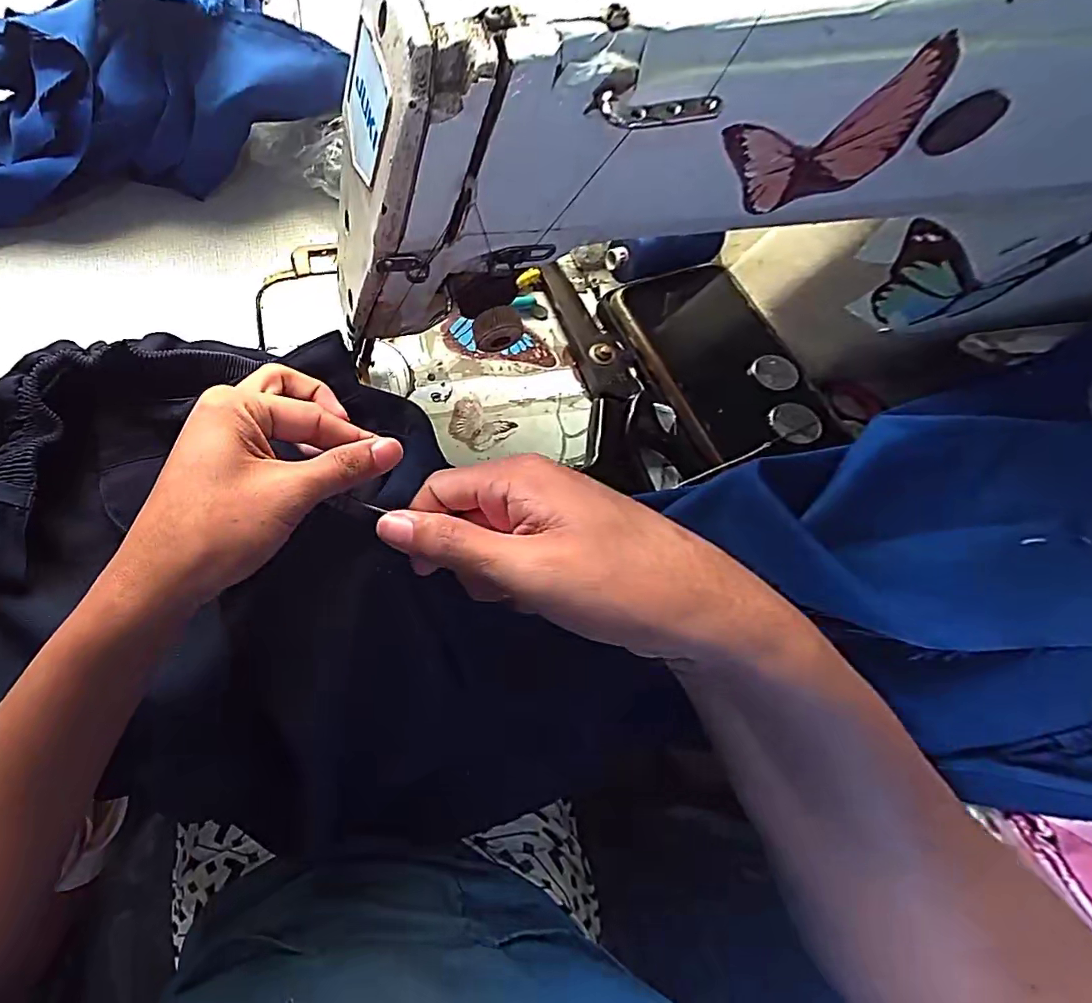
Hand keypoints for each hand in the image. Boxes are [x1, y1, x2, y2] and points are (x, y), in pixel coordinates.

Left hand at [109, 364, 403, 610]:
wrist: (162, 578)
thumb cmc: (209, 533)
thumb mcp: (289, 494)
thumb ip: (341, 467)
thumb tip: (385, 449)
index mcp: (232, 405)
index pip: (309, 411)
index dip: (350, 435)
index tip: (382, 453)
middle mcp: (219, 413)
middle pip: (287, 394)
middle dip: (324, 415)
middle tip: (353, 442)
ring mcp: (214, 439)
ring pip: (274, 420)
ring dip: (307, 436)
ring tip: (336, 462)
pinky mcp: (216, 465)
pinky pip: (261, 444)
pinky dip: (288, 453)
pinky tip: (307, 477)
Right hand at [373, 453, 813, 666]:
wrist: (706, 613)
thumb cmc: (613, 586)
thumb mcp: (521, 569)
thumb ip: (450, 545)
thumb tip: (385, 523)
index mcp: (516, 478)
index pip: (437, 488)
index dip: (420, 529)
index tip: (424, 573)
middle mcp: (530, 484)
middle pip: (461, 512)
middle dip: (461, 554)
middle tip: (490, 589)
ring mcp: (550, 510)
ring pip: (487, 535)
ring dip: (488, 570)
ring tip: (520, 595)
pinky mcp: (565, 535)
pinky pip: (516, 548)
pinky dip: (515, 574)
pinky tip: (539, 596)